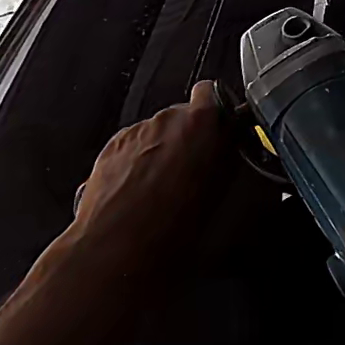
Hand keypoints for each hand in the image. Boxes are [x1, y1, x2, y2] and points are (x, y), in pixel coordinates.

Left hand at [63, 80, 232, 283]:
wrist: (114, 253)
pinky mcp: (110, 147)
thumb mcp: (222, 201)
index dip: (216, 110)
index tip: (220, 130)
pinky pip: (134, 145)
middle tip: (195, 173)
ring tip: (164, 191)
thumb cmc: (169, 233)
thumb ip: (230, 162)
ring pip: (157, 132)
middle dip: (190, 138)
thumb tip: (233, 149)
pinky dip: (140, 161)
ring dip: (164, 151)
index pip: (212, 91)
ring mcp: (134, 132)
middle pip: (183, 115)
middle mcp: (164, 121)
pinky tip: (141, 194)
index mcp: (198, 126)